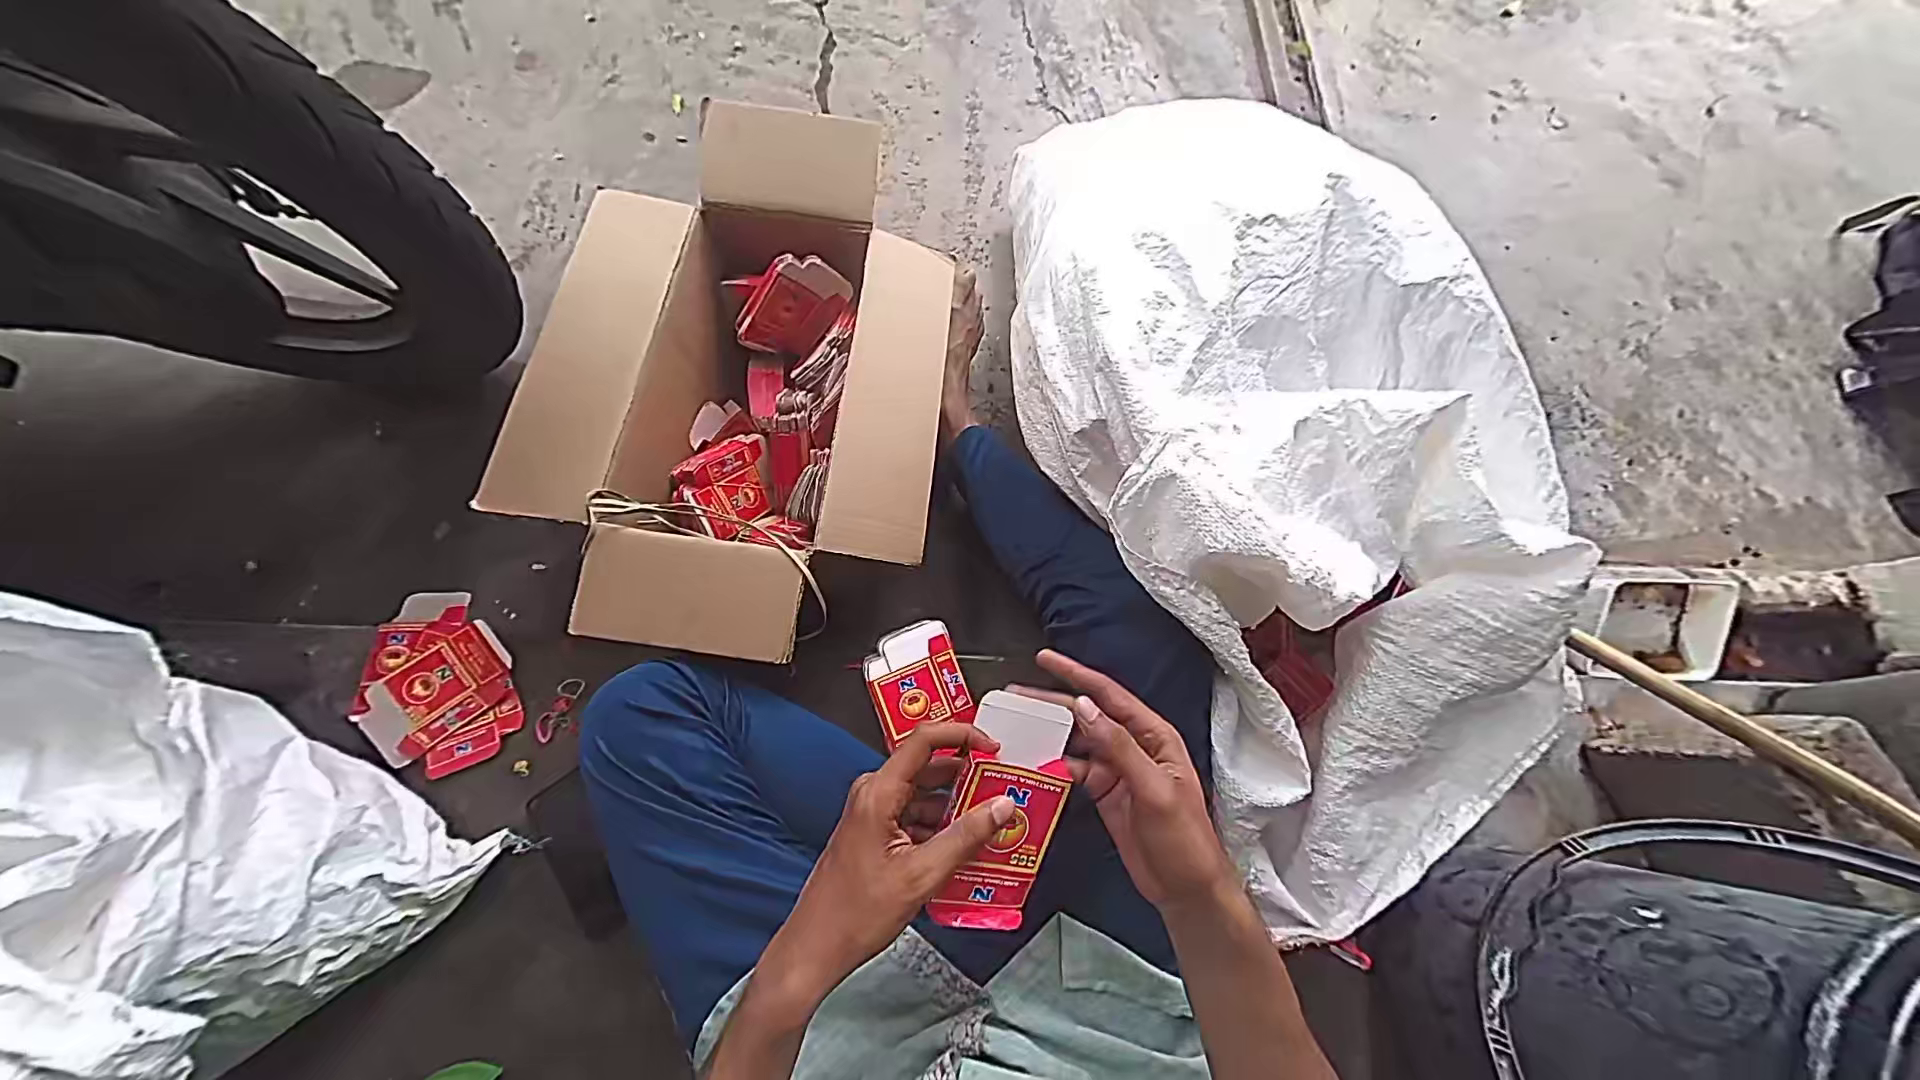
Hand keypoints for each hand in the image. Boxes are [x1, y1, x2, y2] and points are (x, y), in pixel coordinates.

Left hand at [761, 722, 1015, 1003]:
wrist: (816, 946)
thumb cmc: (857, 913)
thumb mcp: (922, 875)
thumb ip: (966, 837)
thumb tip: (1002, 807)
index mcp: (879, 792)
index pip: (925, 740)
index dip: (962, 735)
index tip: (992, 748)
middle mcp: (874, 792)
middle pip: (929, 767)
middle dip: (967, 777)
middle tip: (1001, 790)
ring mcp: (873, 809)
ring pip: (924, 793)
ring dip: (956, 805)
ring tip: (989, 822)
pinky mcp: (875, 828)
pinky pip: (915, 813)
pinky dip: (940, 824)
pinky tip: (963, 845)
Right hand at [1016, 649, 1236, 912]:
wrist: (1188, 891)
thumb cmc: (1185, 840)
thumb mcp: (1154, 789)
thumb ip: (1119, 746)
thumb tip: (1085, 708)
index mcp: (1153, 736)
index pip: (1108, 695)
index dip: (1075, 674)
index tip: (1046, 659)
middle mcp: (1132, 745)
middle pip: (1086, 715)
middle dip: (1051, 703)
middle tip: (1016, 697)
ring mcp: (1116, 769)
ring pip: (1076, 741)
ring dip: (1048, 733)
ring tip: (1016, 726)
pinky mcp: (1104, 791)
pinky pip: (1073, 770)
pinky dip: (1052, 765)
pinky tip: (1032, 762)